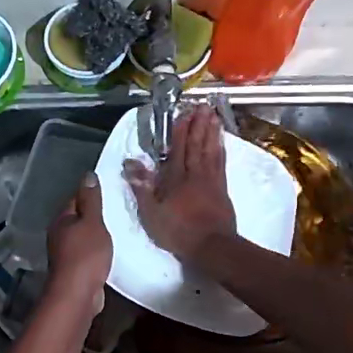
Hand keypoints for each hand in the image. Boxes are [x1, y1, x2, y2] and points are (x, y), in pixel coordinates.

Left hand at [47, 173, 111, 302]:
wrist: (77, 294)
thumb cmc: (86, 254)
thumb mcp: (92, 222)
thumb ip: (91, 200)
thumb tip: (88, 175)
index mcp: (62, 219)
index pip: (76, 198)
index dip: (92, 193)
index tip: (111, 190)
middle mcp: (59, 233)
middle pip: (78, 217)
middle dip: (95, 213)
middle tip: (119, 208)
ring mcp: (65, 252)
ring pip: (83, 235)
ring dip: (97, 232)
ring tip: (119, 228)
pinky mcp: (74, 268)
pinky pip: (88, 252)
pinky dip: (98, 249)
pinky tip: (111, 249)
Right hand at [123, 105, 236, 262]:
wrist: (212, 247)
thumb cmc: (178, 232)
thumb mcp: (151, 213)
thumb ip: (141, 187)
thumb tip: (130, 163)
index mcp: (175, 178)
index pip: (177, 149)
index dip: (180, 130)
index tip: (183, 113)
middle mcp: (194, 174)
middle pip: (196, 144)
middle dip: (198, 124)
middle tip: (202, 106)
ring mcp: (211, 180)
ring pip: (210, 150)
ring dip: (211, 132)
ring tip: (213, 116)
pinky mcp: (222, 188)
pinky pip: (221, 161)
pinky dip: (221, 148)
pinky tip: (221, 141)